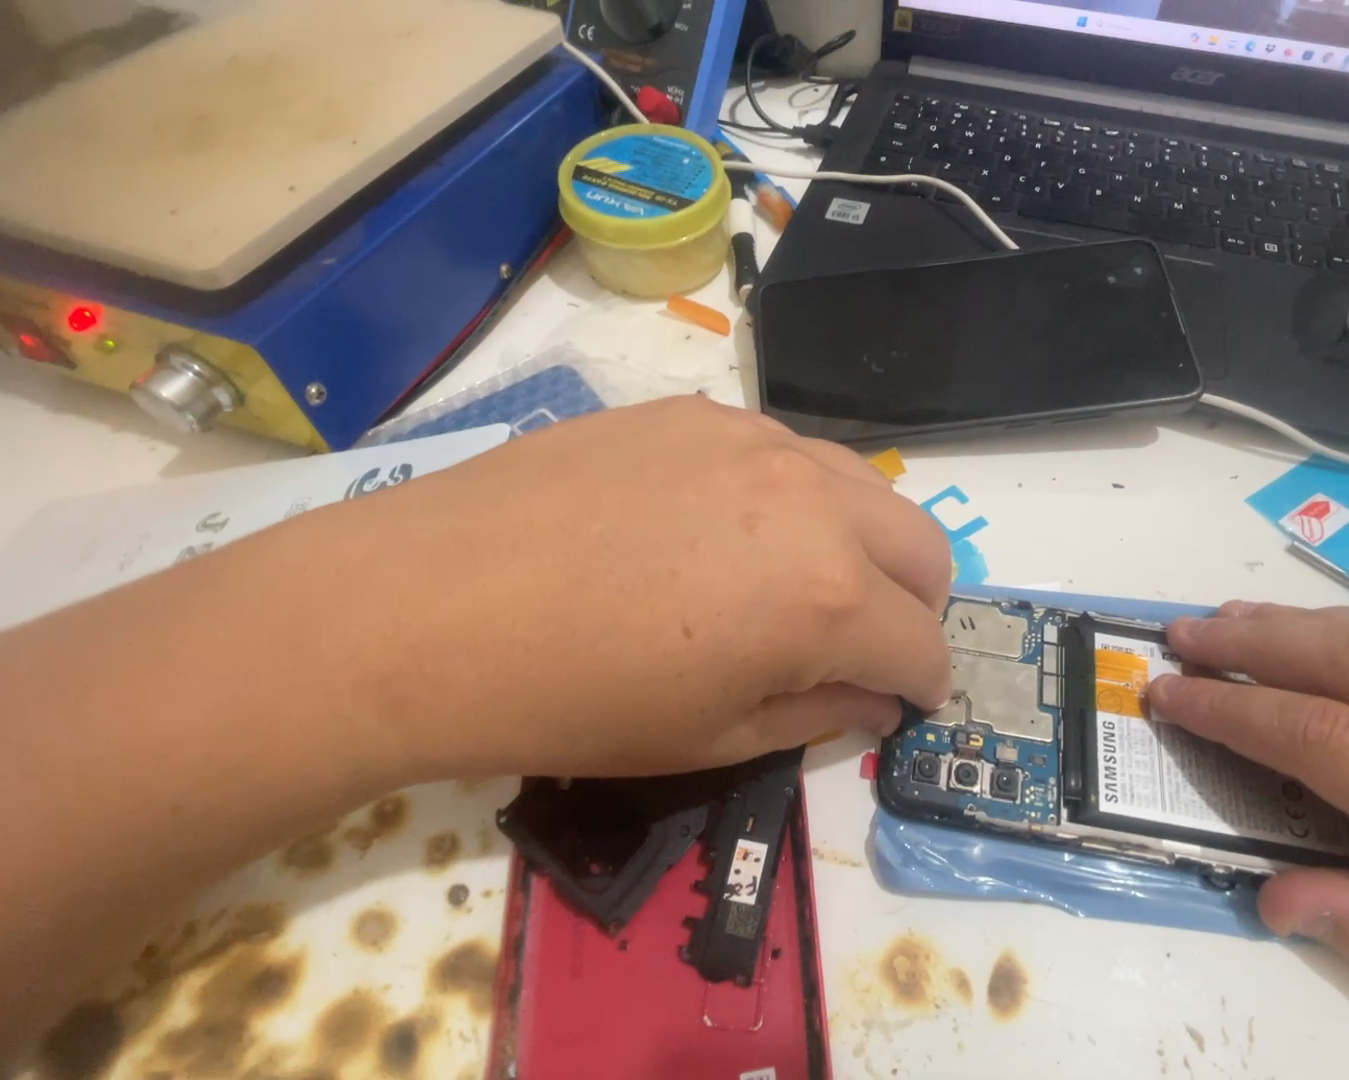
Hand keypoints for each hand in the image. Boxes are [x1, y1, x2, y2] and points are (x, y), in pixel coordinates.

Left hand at [301, 396, 951, 778]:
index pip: (924, 645)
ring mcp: (756, 440)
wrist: (423, 606)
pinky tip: (723, 529)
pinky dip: (793, 499)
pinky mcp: (699, 412)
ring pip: (864, 486)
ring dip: (863, 543)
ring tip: (799, 582)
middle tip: (865, 643)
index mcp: (827, 598)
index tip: (904, 701)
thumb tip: (877, 696)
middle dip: (916, 607)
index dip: (923, 685)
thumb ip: (820, 713)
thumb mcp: (714, 740)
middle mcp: (814, 501)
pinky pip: (787, 453)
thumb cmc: (572, 701)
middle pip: (925, 549)